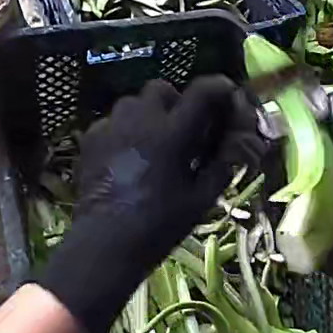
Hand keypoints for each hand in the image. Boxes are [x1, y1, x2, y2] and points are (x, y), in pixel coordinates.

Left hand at [35, 76, 262, 332]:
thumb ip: (223, 162)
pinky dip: (124, 131)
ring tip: (155, 142)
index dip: (221, 89)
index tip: (229, 97)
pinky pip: (112, 122)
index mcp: (172, 131)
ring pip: (133, 103)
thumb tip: (242, 140)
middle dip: (177, 101)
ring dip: (148, 114)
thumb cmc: (160, 224)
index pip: (203, 91)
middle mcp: (140, 119)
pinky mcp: (90, 139)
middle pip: (162, 89)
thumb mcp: (201, 197)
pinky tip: (128, 156)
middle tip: (185, 128)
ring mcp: (110, 126)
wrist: (105, 244)